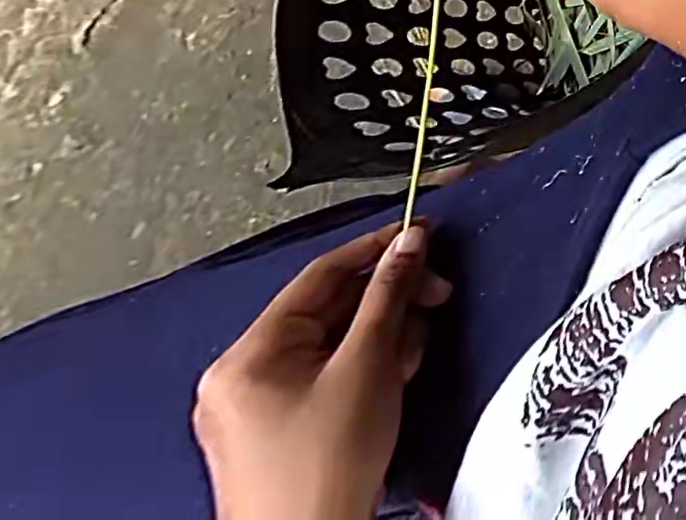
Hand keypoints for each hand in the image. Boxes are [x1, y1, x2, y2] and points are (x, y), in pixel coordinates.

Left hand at [193, 223, 451, 519]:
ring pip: (341, 337)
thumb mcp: (369, 361)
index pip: (321, 275)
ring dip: (388, 335)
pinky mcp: (284, 420)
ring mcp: (262, 399)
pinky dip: (372, 362)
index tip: (423, 231)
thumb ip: (389, 293)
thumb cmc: (331, 455)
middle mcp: (246, 371)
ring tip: (410, 358)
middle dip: (391, 303)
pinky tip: (396, 375)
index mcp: (250, 354)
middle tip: (438, 297)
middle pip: (335, 307)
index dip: (377, 247)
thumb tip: (411, 239)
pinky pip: (335, 366)